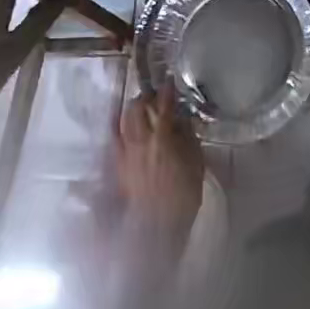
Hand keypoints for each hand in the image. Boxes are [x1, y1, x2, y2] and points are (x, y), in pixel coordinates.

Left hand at [115, 92, 204, 241]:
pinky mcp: (117, 167)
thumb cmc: (184, 195)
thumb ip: (188, 137)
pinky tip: (118, 126)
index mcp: (162, 137)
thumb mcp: (196, 163)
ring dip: (130, 110)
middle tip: (154, 95)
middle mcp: (139, 140)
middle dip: (145, 98)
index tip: (170, 81)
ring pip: (122, 122)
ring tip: (137, 106)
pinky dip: (116, 129)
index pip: (163, 105)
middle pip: (136, 109)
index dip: (167, 91)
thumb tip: (182, 118)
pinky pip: (113, 141)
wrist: (158, 228)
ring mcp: (125, 153)